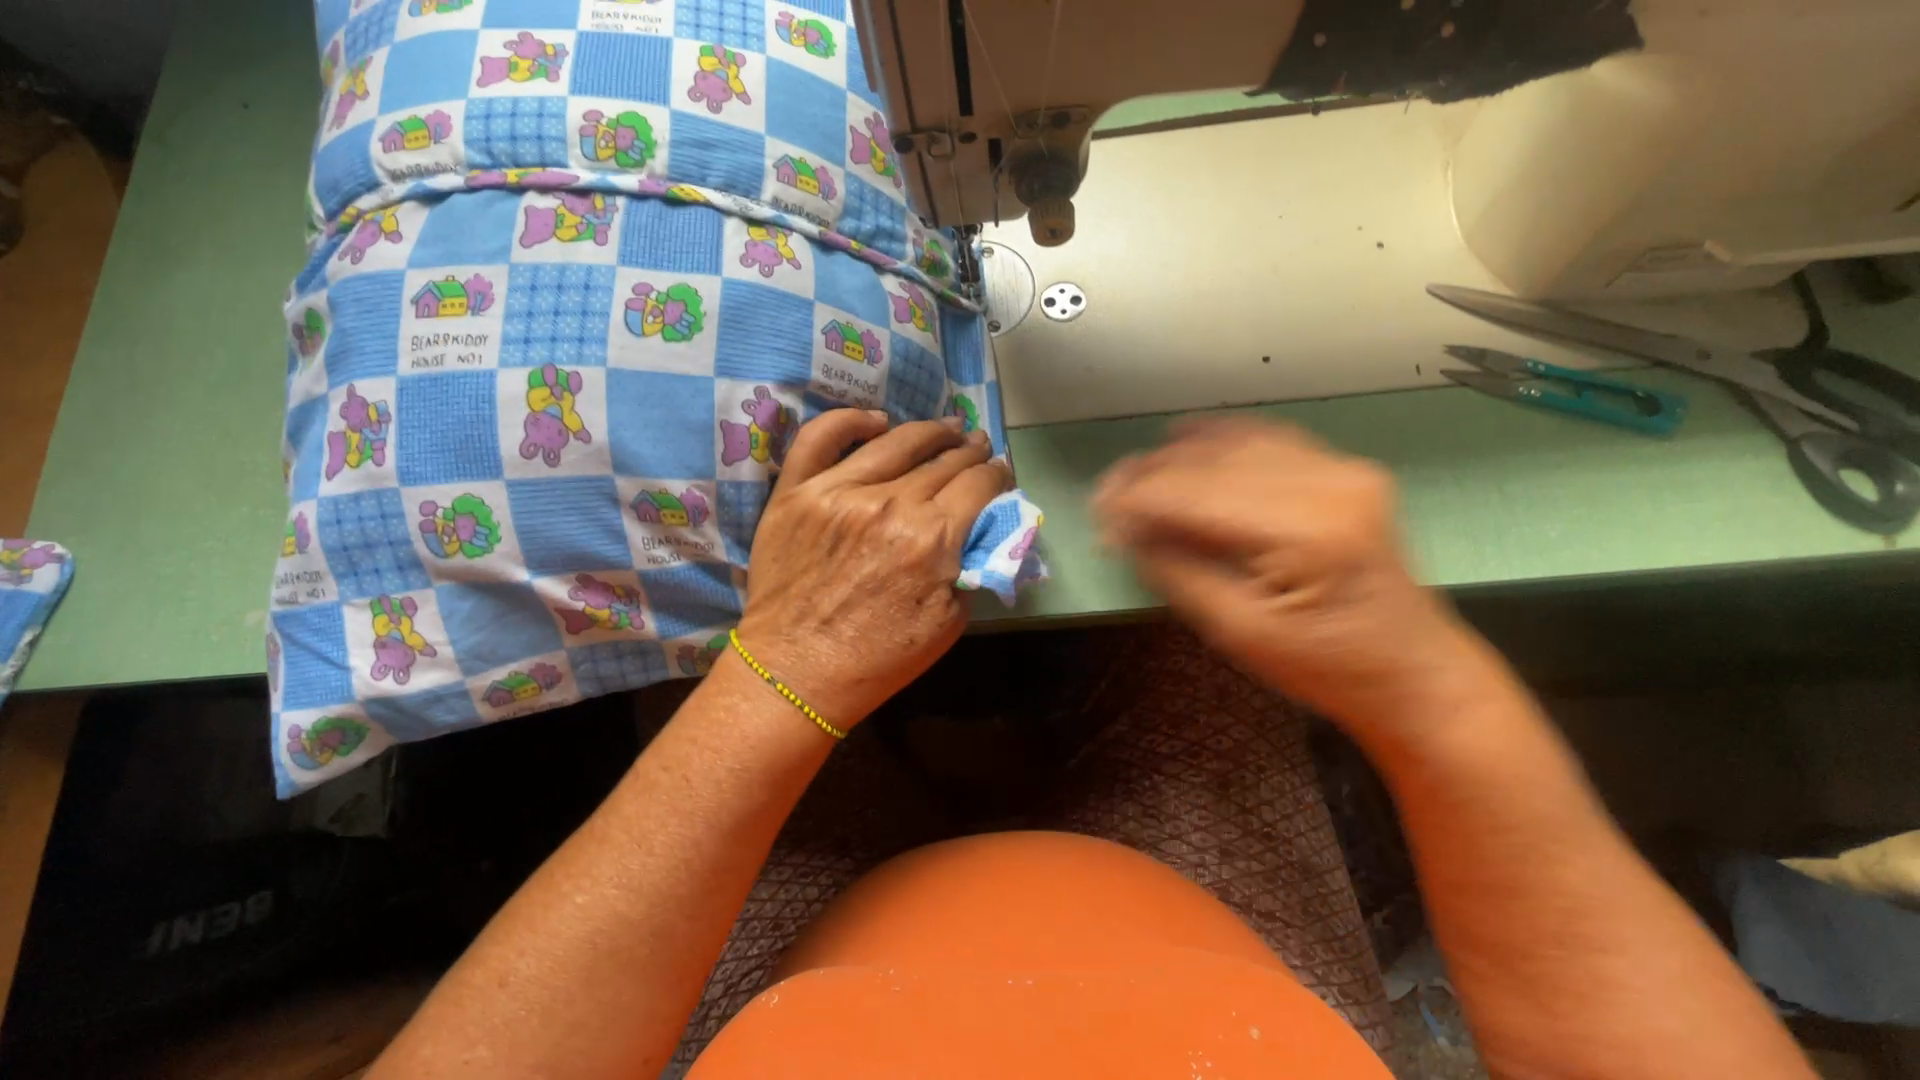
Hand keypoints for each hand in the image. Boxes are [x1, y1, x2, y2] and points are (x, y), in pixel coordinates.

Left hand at [734, 411, 1010, 727]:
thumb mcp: (950, 623)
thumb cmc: (879, 658)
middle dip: (970, 452)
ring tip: (945, 429)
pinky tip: (875, 421)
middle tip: (978, 447)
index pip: (979, 484)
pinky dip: (850, 421)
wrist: (797, 674)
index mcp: (932, 538)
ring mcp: (837, 491)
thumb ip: (970, 567)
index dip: (997, 476)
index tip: (1000, 475)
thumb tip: (978, 530)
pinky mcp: (796, 492)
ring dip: (930, 431)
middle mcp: (889, 503)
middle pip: (944, 459)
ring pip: (895, 440)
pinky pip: (821, 438)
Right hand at [1094, 419, 1482, 727]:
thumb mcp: (1238, 632)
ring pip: (1236, 444)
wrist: (1414, 673)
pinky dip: (1222, 440)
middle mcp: (1327, 483)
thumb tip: (1122, 527)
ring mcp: (1344, 470)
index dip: (1136, 500)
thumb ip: (1176, 569)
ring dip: (1179, 458)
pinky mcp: (1347, 471)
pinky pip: (1270, 440)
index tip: (1094, 513)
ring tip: (1134, 478)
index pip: (1194, 496)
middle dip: (1150, 478)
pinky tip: (1185, 439)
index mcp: (1304, 531)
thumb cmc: (1326, 669)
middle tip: (1105, 500)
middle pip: (1212, 463)